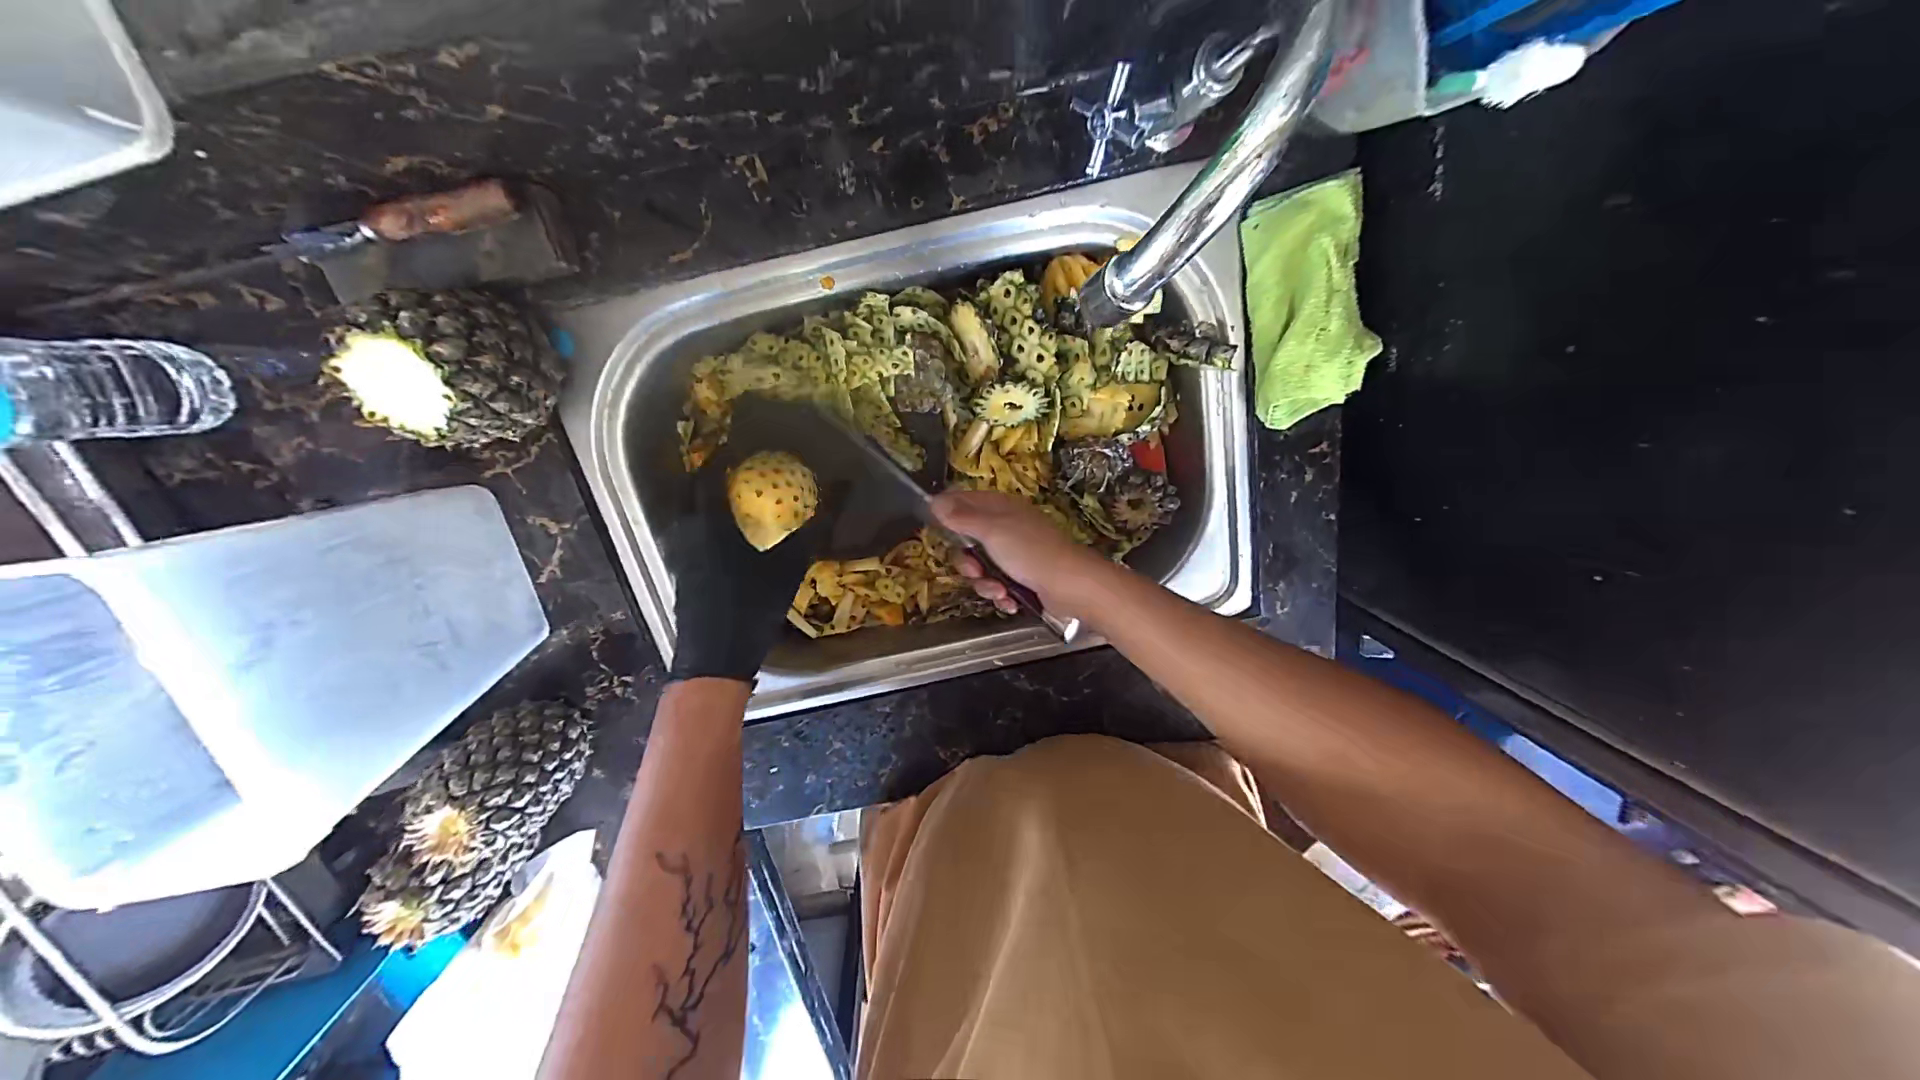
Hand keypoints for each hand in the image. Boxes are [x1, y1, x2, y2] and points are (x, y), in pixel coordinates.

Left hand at [665, 454, 828, 683]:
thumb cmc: (752, 605)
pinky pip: (690, 528)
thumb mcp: (790, 564)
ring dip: (709, 494)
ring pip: (688, 508)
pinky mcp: (680, 567)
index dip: (727, 450)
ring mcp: (678, 550)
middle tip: (742, 462)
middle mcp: (686, 528)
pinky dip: (707, 517)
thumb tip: (842, 490)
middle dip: (714, 469)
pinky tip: (730, 528)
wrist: (716, 654)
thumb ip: (816, 524)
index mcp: (708, 520)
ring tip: (739, 490)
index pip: (711, 470)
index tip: (747, 440)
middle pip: (693, 486)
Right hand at [930, 491, 1113, 618]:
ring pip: (982, 569)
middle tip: (976, 571)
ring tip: (1000, 591)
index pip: (964, 501)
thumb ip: (962, 517)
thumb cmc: (1030, 552)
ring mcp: (1015, 553)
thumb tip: (935, 501)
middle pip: (968, 542)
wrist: (1071, 585)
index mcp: (999, 508)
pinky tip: (1011, 600)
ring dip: (986, 584)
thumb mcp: (992, 530)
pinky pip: (998, 585)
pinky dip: (1001, 595)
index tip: (938, 531)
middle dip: (968, 563)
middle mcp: (1006, 527)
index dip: (948, 514)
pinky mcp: (1023, 577)